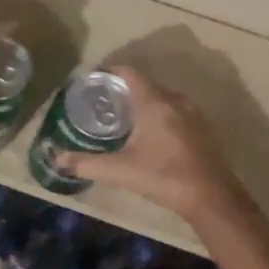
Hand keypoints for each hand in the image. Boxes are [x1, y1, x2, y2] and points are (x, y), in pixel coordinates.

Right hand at [60, 66, 246, 218]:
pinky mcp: (201, 127)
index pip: (128, 73)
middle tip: (100, 102)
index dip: (108, 72)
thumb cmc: (164, 177)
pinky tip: (147, 134)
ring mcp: (192, 112)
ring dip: (141, 102)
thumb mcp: (120, 171)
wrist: (211, 197)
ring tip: (120, 117)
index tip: (91, 80)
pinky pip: (174, 110)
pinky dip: (157, 114)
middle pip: (144, 84)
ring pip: (161, 97)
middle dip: (122, 89)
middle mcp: (175, 100)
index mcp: (154, 103)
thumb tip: (57, 159)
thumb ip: (86, 164)